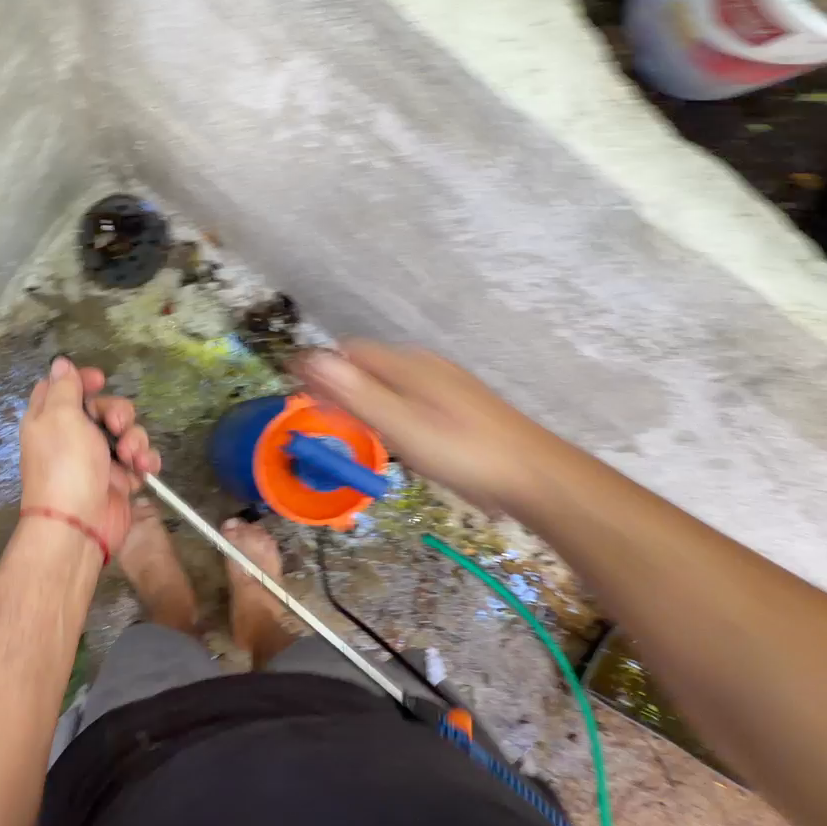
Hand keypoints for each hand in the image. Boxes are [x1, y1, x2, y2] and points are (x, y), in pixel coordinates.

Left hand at [18, 357, 160, 555]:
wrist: (79, 525)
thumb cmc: (66, 466)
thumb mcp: (60, 416)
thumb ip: (64, 387)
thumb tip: (60, 363)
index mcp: (49, 420)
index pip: (64, 389)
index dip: (83, 381)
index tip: (100, 380)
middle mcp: (72, 438)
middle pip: (102, 409)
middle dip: (118, 412)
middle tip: (118, 426)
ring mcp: (97, 460)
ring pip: (126, 433)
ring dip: (135, 439)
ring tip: (132, 457)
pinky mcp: (119, 480)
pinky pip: (139, 460)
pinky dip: (145, 461)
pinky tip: (145, 468)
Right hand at [294, 340, 572, 514]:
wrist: (531, 473)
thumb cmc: (461, 452)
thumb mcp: (401, 425)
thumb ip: (356, 393)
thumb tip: (310, 359)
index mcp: (407, 365)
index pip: (349, 352)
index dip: (318, 369)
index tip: (295, 391)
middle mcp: (424, 365)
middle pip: (368, 364)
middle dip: (337, 382)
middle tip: (314, 411)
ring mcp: (443, 384)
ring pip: (388, 380)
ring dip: (361, 395)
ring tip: (343, 423)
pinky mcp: (456, 405)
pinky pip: (407, 395)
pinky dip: (385, 406)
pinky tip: (388, 431)